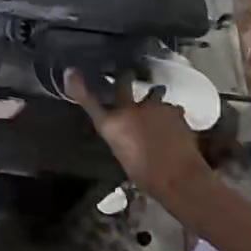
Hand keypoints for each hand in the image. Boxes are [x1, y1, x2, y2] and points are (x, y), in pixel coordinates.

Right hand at [66, 70, 209, 196]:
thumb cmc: (145, 176)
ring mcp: (153, 106)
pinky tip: (175, 123)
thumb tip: (127, 127)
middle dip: (124, 76)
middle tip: (126, 73)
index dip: (78, 86)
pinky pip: (171, 107)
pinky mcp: (174, 109)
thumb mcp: (123, 155)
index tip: (71, 72)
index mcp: (111, 125)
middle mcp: (129, 110)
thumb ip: (122, 134)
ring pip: (153, 92)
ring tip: (157, 98)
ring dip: (154, 95)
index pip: (89, 101)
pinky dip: (170, 114)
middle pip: (123, 82)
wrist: (178, 177)